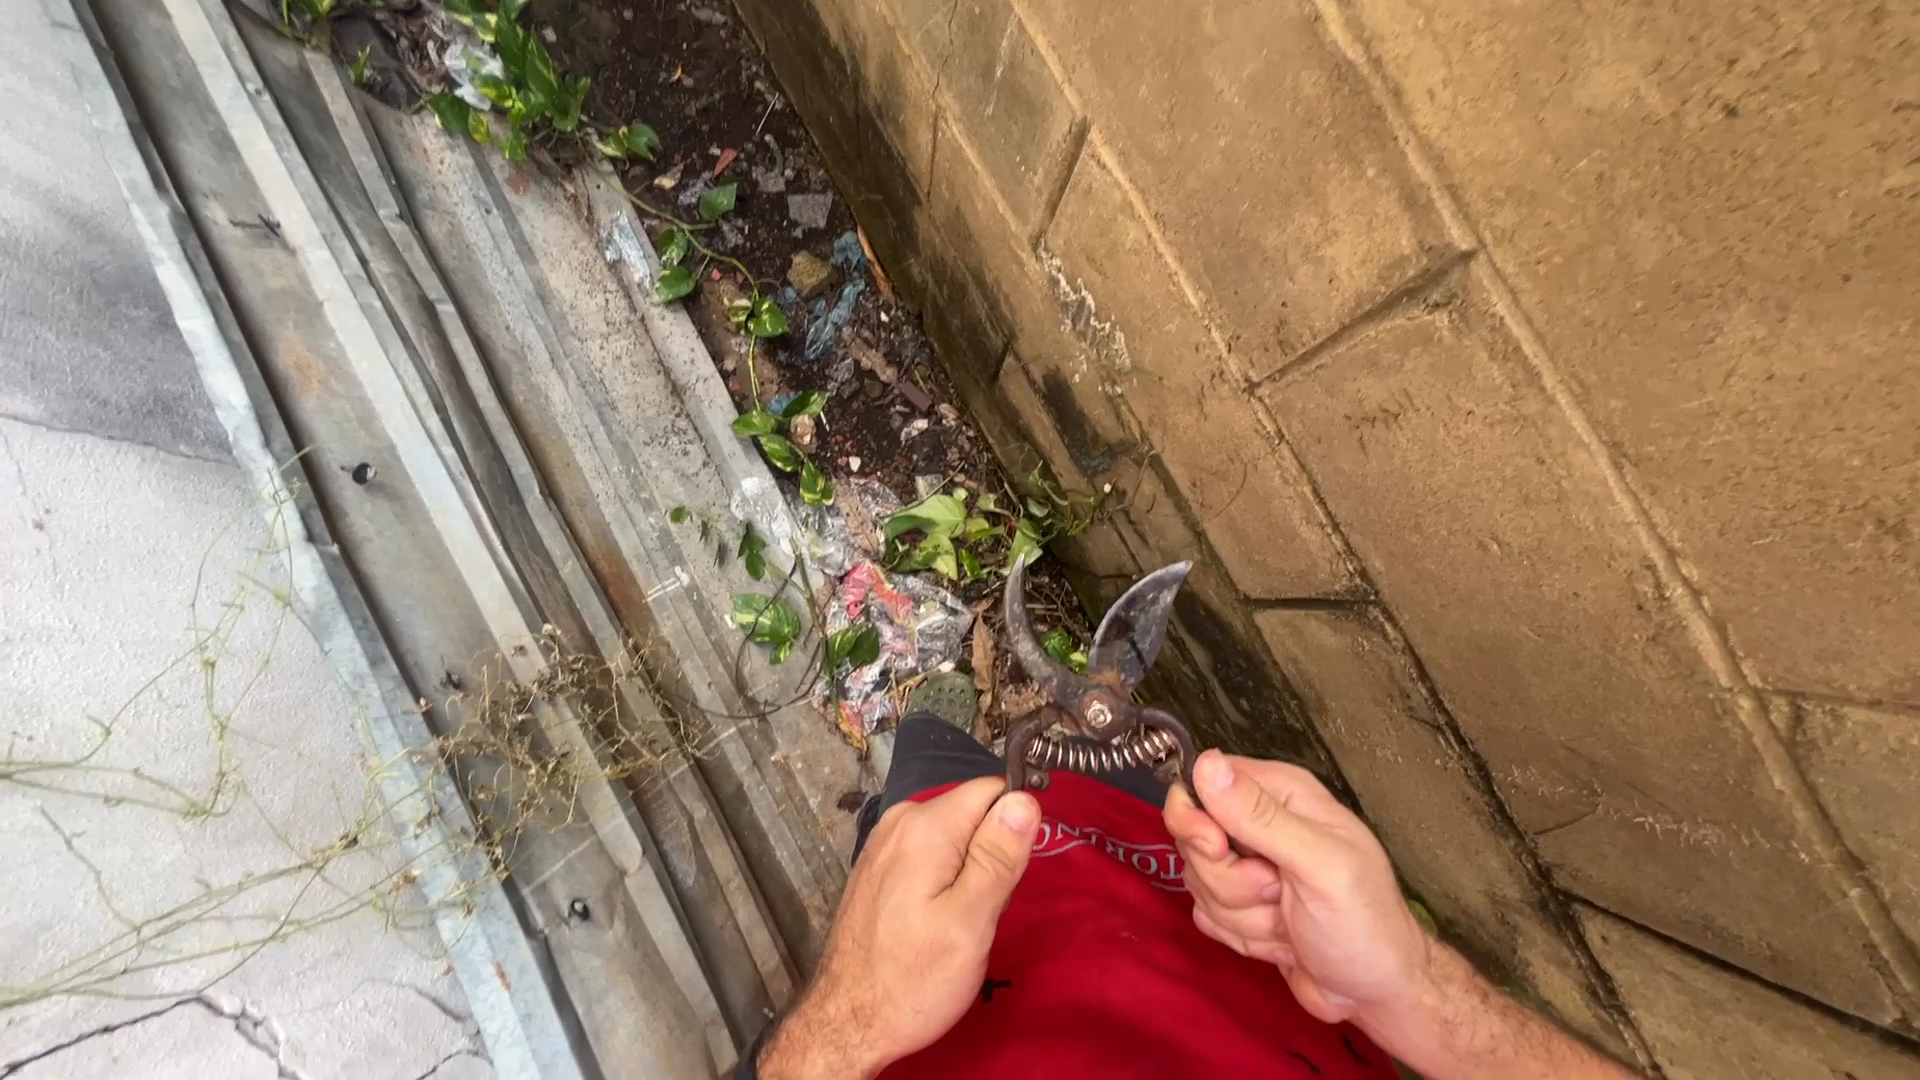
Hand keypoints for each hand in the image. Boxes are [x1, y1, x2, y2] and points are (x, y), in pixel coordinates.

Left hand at [758, 777, 1040, 1078]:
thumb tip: (1025, 799)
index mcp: (926, 824)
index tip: (1011, 872)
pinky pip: (929, 852)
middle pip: (972, 813)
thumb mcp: (970, 921)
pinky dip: (942, 879)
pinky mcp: (879, 864)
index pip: (992, 790)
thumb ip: (998, 856)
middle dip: (990, 854)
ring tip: (956, 921)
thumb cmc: (912, 979)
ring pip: (953, 834)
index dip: (1013, 826)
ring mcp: (885, 841)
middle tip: (981, 909)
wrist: (846, 1023)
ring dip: (967, 870)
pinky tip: (933, 920)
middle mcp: (902, 819)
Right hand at [1163, 750, 1431, 1028]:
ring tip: (1288, 921)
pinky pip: (1204, 911)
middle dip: (1229, 878)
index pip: (1202, 781)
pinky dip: (1239, 934)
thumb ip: (1260, 816)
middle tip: (1277, 891)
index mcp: (1279, 793)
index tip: (1219, 848)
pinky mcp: (1235, 903)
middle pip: (1194, 836)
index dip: (1198, 817)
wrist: (1378, 995)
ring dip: (1241, 913)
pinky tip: (1278, 938)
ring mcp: (1244, 863)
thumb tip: (1206, 764)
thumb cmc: (1365, 924)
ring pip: (1197, 879)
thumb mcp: (1320, 864)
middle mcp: (1256, 820)